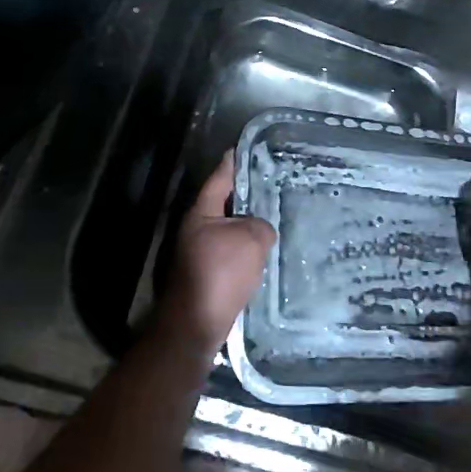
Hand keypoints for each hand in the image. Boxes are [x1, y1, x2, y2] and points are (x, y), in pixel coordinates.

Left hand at [159, 153, 275, 349]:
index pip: (218, 179)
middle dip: (244, 197)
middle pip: (223, 205)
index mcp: (201, 213)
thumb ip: (260, 225)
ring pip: (228, 232)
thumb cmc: (220, 272)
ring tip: (275, 220)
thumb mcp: (250, 239)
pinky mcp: (206, 276)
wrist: (197, 322)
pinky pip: (230, 254)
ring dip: (247, 227)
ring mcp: (198, 253)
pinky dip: (246, 251)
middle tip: (270, 186)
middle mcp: (195, 229)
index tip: (241, 149)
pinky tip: (264, 256)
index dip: (231, 163)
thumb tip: (259, 230)